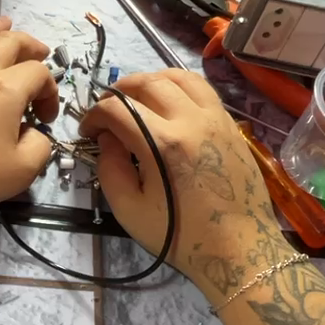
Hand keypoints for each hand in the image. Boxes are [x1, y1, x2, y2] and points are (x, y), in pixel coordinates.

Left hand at [0, 16, 58, 224]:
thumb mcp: (23, 170)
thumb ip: (40, 145)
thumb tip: (32, 131)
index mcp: (5, 89)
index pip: (38, 73)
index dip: (50, 91)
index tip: (44, 117)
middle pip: (8, 41)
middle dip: (29, 44)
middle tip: (38, 53)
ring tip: (3, 24)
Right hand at [78, 69, 293, 300]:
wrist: (238, 248)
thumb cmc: (179, 235)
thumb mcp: (129, 209)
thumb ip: (110, 168)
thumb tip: (108, 139)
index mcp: (162, 144)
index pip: (116, 109)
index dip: (93, 116)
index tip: (87, 132)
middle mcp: (190, 121)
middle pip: (146, 83)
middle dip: (117, 91)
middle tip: (106, 111)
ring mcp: (215, 119)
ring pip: (178, 77)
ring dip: (149, 80)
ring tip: (136, 98)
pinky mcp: (230, 125)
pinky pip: (202, 89)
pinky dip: (178, 86)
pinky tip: (168, 103)